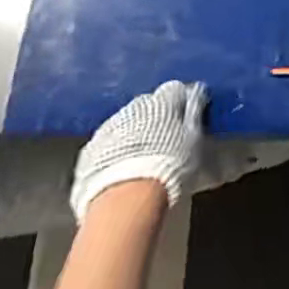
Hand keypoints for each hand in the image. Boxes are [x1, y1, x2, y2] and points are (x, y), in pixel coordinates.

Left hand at [69, 81, 207, 221]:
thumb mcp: (195, 142)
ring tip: (143, 160)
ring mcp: (108, 128)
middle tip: (167, 142)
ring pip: (126, 124)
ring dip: (134, 134)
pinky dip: (115, 151)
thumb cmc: (170, 167)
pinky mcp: (90, 149)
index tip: (189, 120)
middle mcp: (133, 108)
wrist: (126, 198)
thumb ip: (195, 115)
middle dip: (157, 118)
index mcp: (162, 102)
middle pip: (148, 106)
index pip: (175, 90)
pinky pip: (108, 144)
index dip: (183, 104)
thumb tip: (198, 95)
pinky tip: (122, 170)